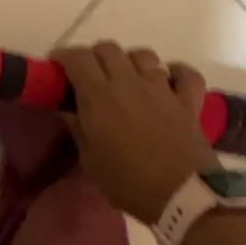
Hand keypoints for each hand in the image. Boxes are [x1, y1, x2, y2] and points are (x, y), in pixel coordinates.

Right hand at [53, 42, 221, 225]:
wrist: (182, 196)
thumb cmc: (128, 182)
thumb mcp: (90, 160)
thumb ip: (78, 128)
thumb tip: (69, 109)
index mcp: (99, 96)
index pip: (78, 58)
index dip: (64, 55)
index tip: (56, 64)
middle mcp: (129, 82)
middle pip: (108, 49)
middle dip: (94, 55)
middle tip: (88, 74)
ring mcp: (162, 88)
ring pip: (143, 54)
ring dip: (129, 60)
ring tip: (125, 77)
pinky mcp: (188, 100)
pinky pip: (185, 74)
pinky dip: (175, 71)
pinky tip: (168, 79)